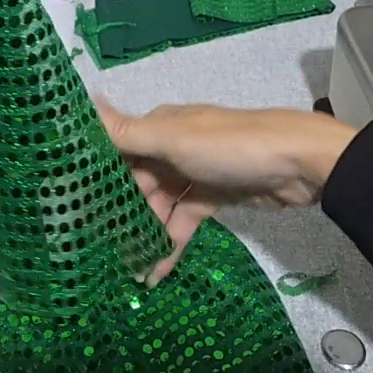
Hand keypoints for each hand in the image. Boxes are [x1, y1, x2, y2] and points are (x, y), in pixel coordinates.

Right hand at [99, 101, 356, 285]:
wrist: (300, 164)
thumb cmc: (230, 146)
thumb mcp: (175, 139)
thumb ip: (129, 133)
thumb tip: (85, 102)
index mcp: (160, 126)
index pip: (117, 148)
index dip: (96, 173)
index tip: (71, 204)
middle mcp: (172, 146)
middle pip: (136, 180)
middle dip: (120, 212)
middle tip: (99, 249)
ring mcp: (194, 173)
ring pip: (159, 204)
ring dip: (145, 233)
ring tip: (127, 269)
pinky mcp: (214, 197)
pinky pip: (183, 220)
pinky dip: (170, 242)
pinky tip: (157, 270)